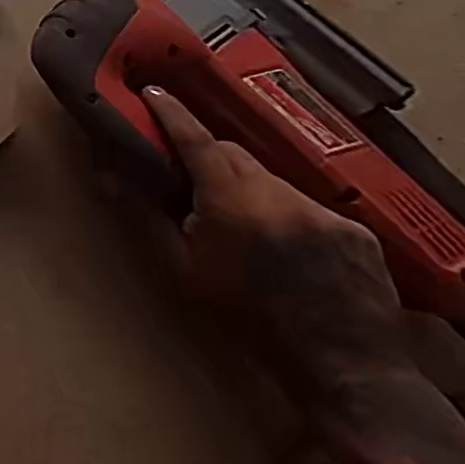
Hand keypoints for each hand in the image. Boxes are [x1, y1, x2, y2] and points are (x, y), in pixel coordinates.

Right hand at [144, 85, 405, 379]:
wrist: (342, 370)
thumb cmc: (247, 319)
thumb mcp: (181, 268)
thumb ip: (143, 215)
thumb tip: (106, 179)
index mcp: (233, 202)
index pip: (196, 140)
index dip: (171, 113)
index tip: (153, 93)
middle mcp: (281, 197)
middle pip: (233, 154)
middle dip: (208, 158)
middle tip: (191, 180)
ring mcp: (325, 213)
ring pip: (270, 179)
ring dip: (248, 188)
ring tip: (241, 224)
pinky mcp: (358, 231)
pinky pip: (307, 205)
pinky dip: (286, 212)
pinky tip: (285, 245)